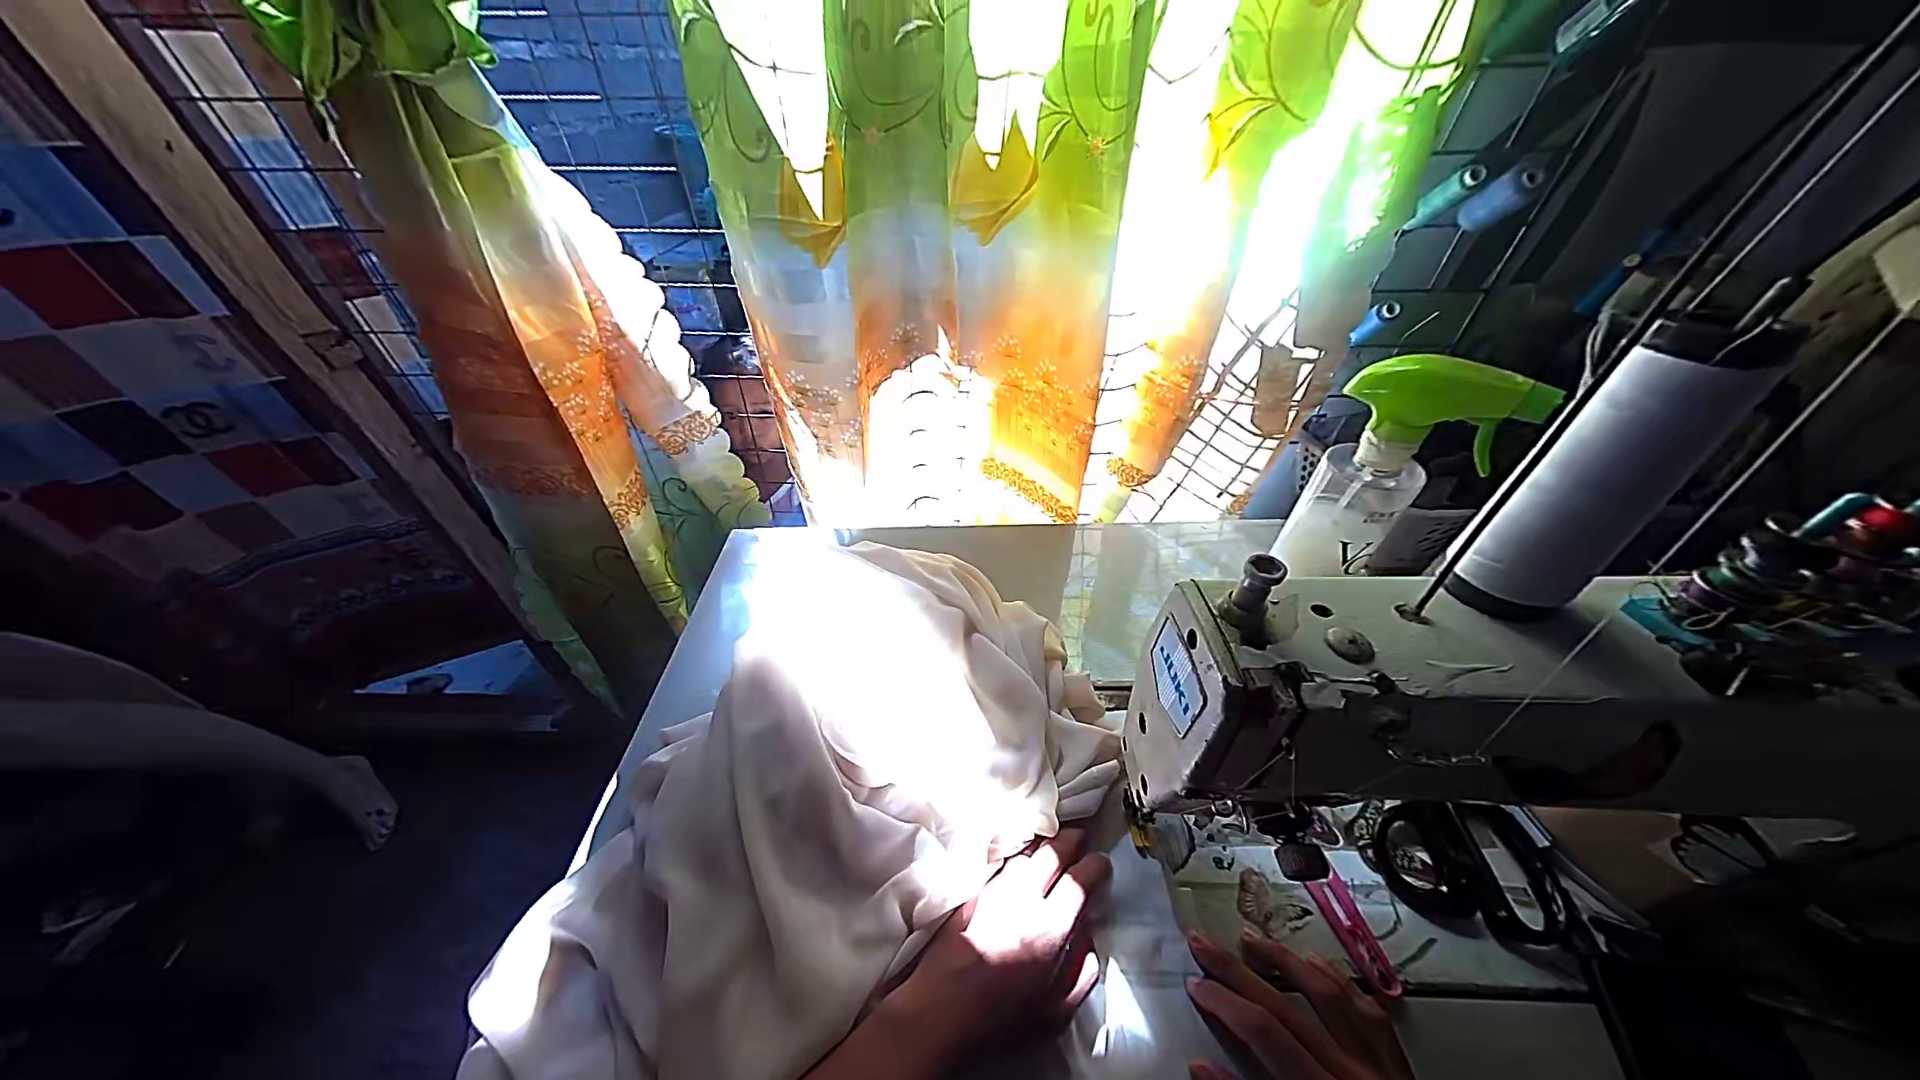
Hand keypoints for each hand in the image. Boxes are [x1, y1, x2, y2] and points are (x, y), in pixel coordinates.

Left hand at [893, 827, 1112, 1068]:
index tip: (1102, 863)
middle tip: (1080, 837)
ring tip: (1053, 840)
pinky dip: (1016, 851)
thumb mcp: (1054, 1012)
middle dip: (1072, 840)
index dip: (1096, 867)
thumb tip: (1089, 940)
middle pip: (1052, 853)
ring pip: (1025, 852)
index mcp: (1048, 929)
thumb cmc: (998, 1017)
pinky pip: (1001, 860)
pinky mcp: (973, 889)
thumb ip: (1081, 974)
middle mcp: (1023, 900)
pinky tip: (1020, 853)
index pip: (1079, 881)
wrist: (941, 1007)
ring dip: (1044, 842)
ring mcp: (995, 890)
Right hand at [1185, 929, 1413, 1079]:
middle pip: (1284, 1006)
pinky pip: (1368, 1012)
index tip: (1194, 984)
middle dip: (1235, 970)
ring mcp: (1380, 1070)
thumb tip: (1198, 1066)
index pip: (1264, 1033)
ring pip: (1327, 995)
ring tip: (1250, 939)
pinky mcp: (1401, 1070)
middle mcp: (1351, 1076)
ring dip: (1283, 960)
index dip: (1224, 1002)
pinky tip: (1314, 962)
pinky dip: (1337, 981)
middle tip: (1201, 942)